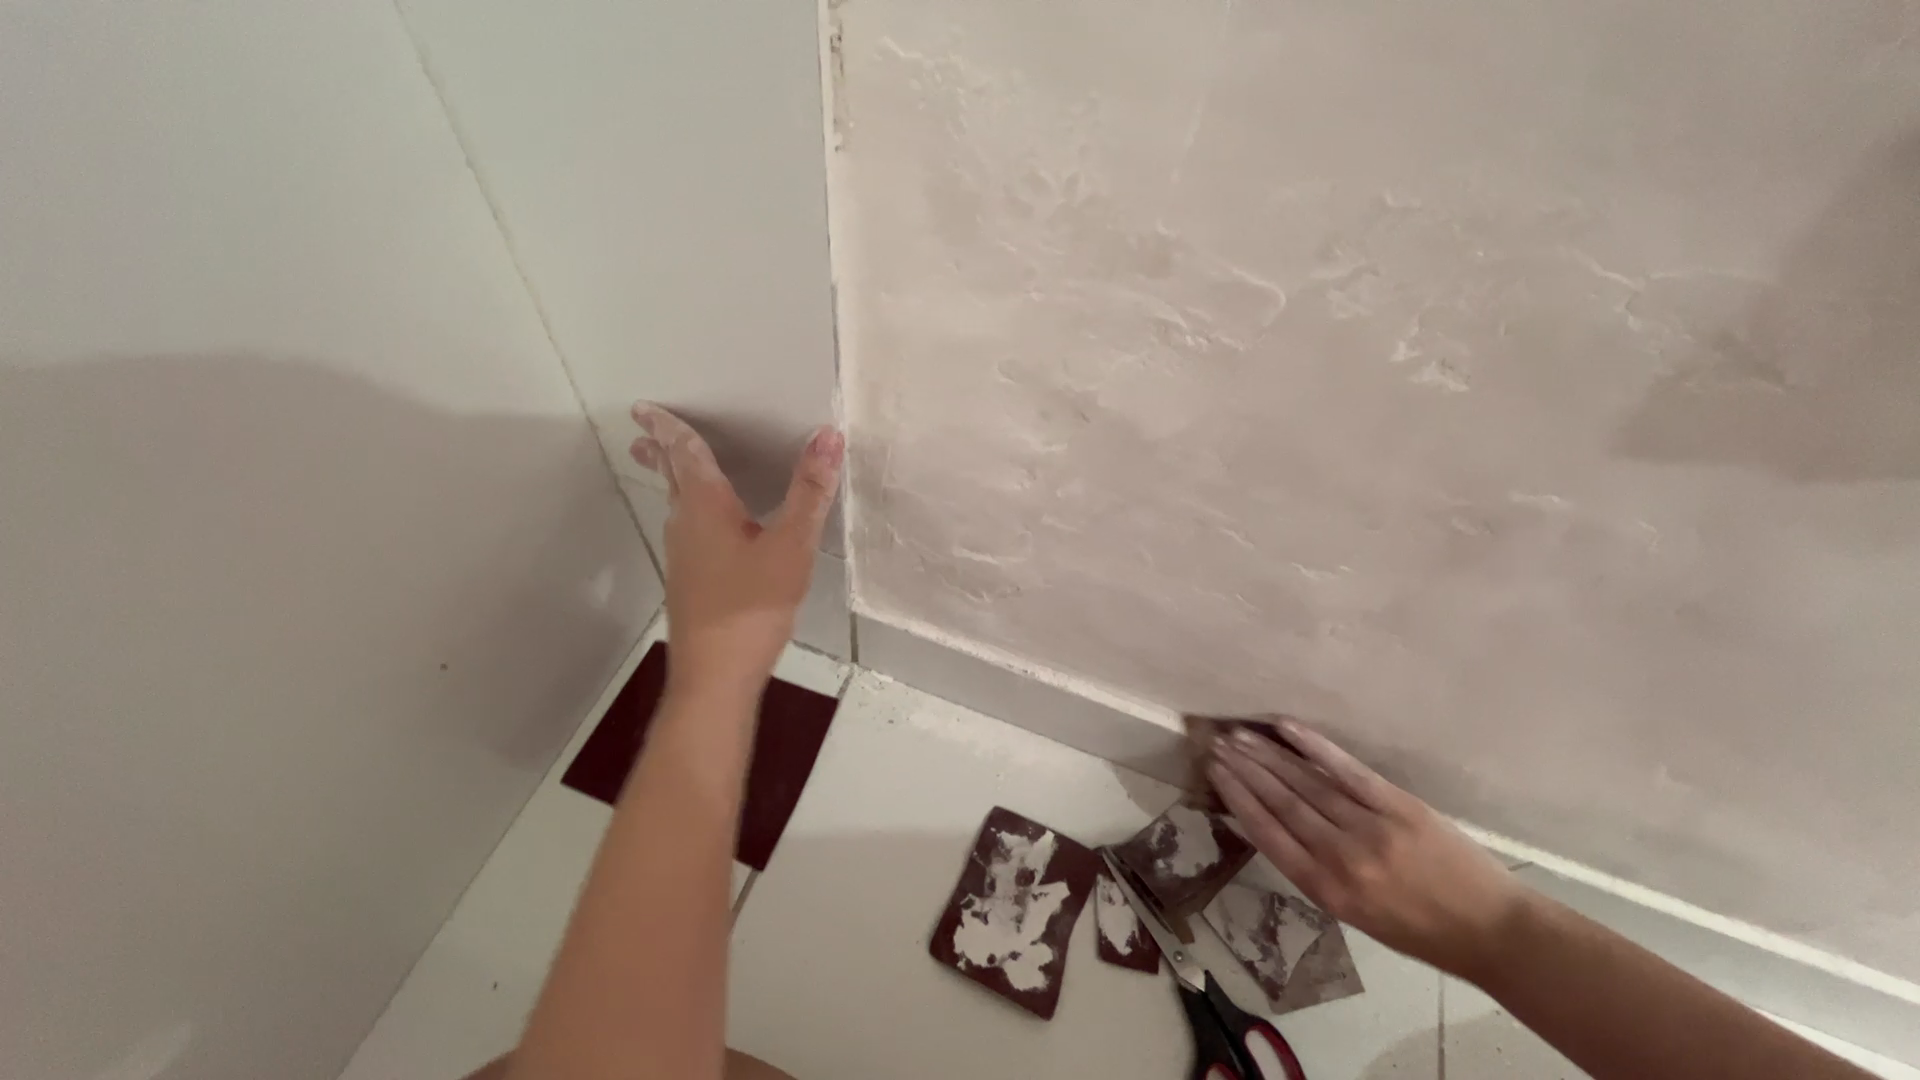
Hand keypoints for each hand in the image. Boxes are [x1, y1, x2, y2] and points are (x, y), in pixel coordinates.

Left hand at [628, 403, 843, 698]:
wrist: (716, 675)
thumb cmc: (752, 606)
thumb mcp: (791, 546)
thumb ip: (810, 492)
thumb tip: (828, 435)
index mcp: (706, 507)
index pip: (684, 454)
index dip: (668, 428)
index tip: (645, 408)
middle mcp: (685, 526)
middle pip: (670, 478)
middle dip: (660, 452)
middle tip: (644, 432)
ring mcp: (683, 557)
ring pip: (675, 506)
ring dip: (672, 480)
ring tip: (671, 467)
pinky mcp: (690, 582)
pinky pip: (686, 529)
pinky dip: (690, 510)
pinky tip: (706, 527)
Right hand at [1209, 719, 1529, 979]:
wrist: (1492, 932)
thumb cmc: (1419, 930)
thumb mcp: (1353, 912)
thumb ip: (1313, 868)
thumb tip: (1273, 822)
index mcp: (1325, 888)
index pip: (1266, 832)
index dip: (1236, 797)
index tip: (1213, 771)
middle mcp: (1340, 856)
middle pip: (1280, 801)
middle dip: (1244, 768)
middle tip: (1216, 743)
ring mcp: (1370, 827)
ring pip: (1305, 782)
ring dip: (1267, 754)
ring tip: (1239, 734)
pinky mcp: (1398, 805)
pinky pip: (1346, 770)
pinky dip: (1313, 746)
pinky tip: (1285, 727)